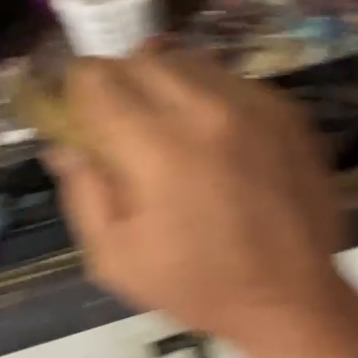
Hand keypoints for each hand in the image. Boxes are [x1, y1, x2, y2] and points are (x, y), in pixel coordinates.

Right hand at [46, 50, 350, 345]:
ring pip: (192, 62)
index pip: (98, 80)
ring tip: (169, 123)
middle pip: (143, 59)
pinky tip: (216, 136)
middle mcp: (208, 111)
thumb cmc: (199, 285)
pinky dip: (213, 97)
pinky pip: (234, 81)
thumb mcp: (117, 259)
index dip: (77, 88)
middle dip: (121, 80)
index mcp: (159, 148)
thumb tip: (64, 145)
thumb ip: (84, 193)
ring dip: (168, 83)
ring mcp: (255, 105)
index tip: (77, 107)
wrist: (293, 298)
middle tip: (120, 117)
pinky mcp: (288, 112)